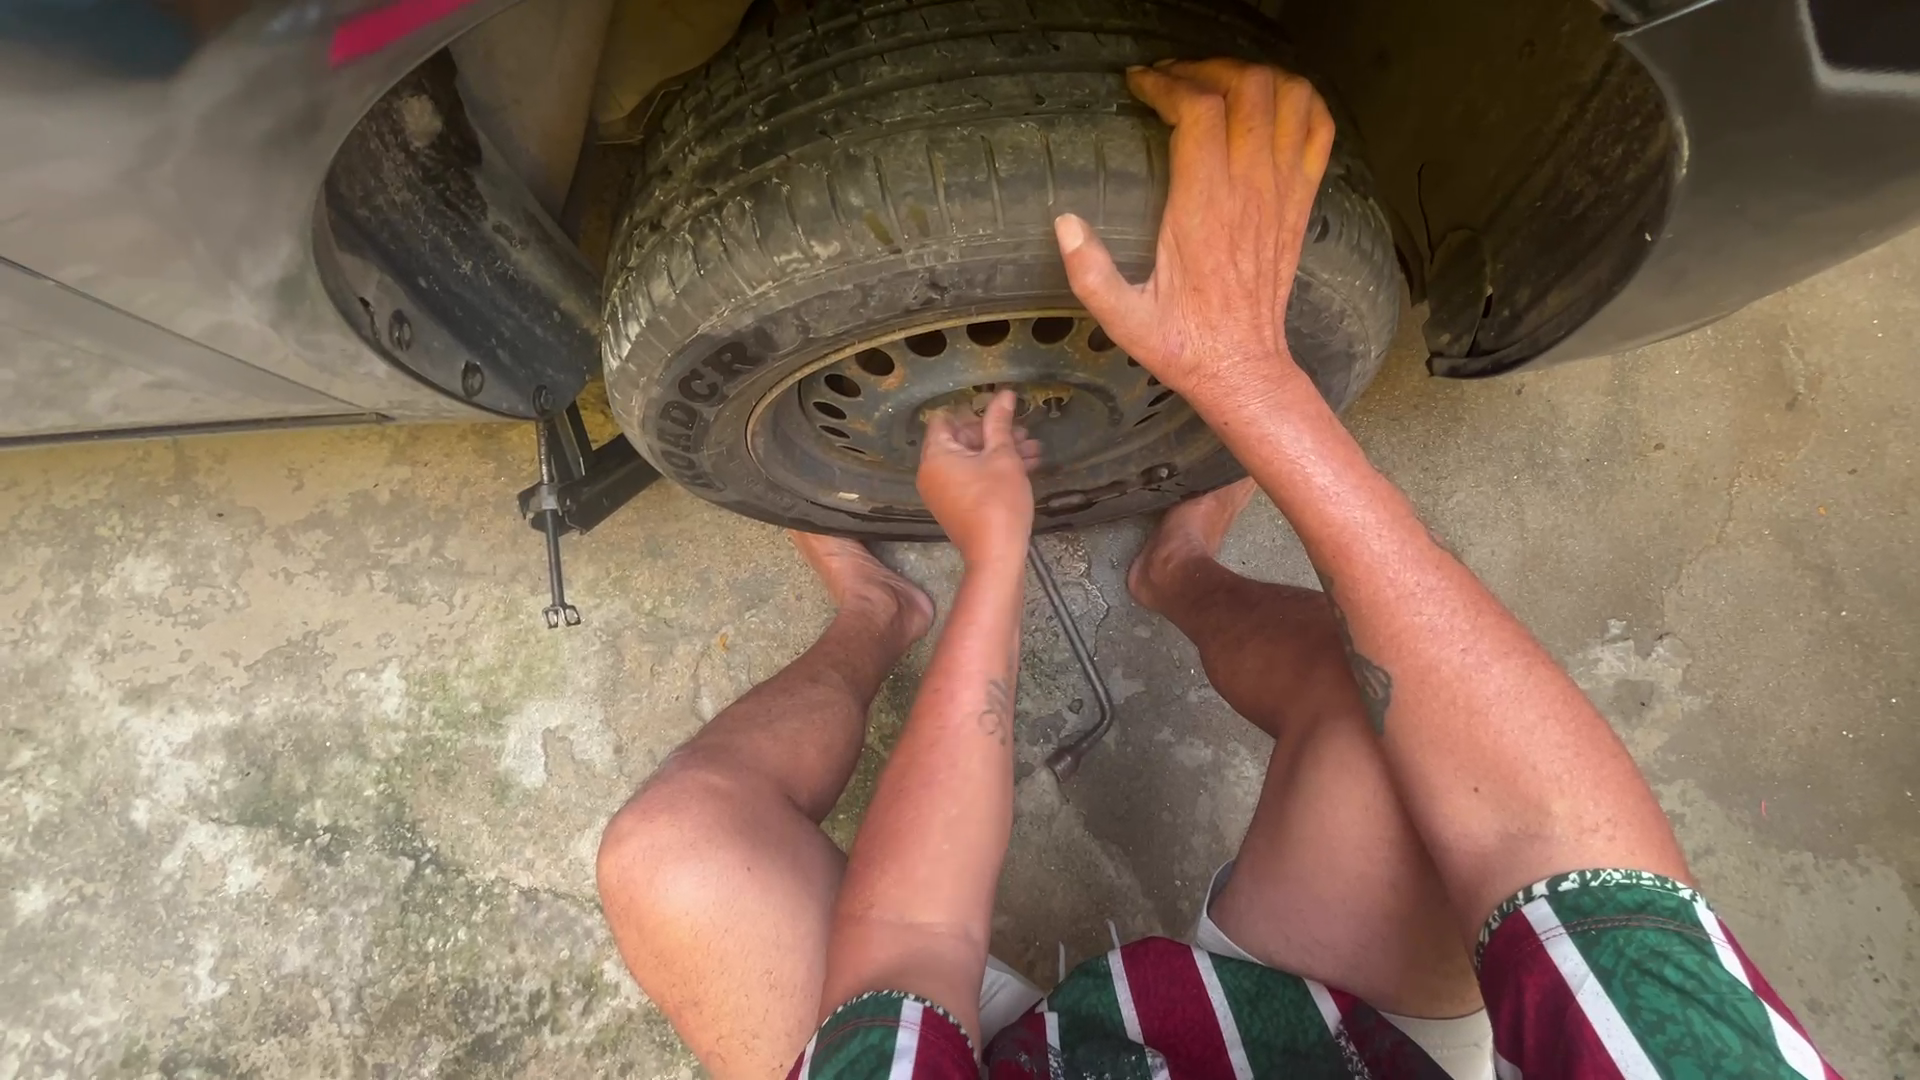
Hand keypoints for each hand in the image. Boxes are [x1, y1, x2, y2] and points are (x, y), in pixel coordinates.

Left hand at [917, 390, 1042, 566]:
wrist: (996, 555)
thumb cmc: (998, 501)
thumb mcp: (1003, 456)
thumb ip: (1000, 422)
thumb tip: (1004, 393)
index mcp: (935, 456)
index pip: (945, 419)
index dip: (973, 412)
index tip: (1000, 415)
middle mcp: (931, 472)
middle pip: (960, 440)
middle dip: (994, 434)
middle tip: (1025, 434)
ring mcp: (941, 491)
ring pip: (970, 460)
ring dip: (1000, 452)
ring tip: (1034, 451)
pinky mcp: (954, 506)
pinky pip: (970, 479)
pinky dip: (992, 471)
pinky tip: (1025, 468)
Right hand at [1054, 59, 1333, 413]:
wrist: (1241, 368)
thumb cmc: (1182, 344)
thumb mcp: (1122, 319)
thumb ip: (1089, 273)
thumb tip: (1064, 222)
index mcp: (1203, 209)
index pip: (1198, 112)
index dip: (1166, 85)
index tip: (1138, 85)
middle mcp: (1250, 190)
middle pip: (1245, 88)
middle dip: (1205, 68)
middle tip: (1171, 79)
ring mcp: (1283, 192)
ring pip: (1286, 96)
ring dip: (1251, 75)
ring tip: (1215, 83)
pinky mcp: (1300, 201)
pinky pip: (1317, 127)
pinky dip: (1300, 99)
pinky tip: (1270, 101)